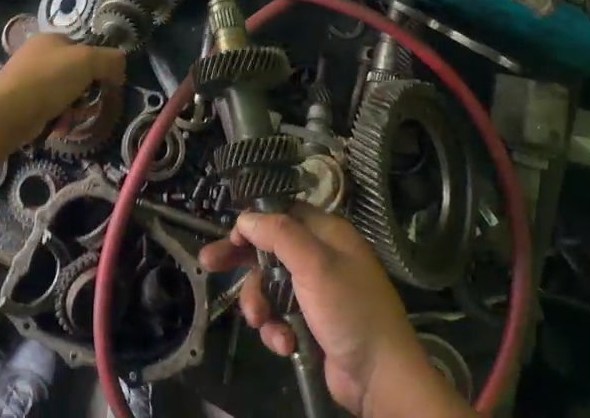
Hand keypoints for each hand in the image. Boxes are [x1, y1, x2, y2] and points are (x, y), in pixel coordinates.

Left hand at [0, 33, 124, 142]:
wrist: (10, 111)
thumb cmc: (49, 79)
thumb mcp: (87, 61)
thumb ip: (110, 59)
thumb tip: (120, 66)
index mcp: (51, 39)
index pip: (84, 48)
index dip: (98, 65)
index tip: (107, 82)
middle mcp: (38, 55)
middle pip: (76, 73)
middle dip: (86, 90)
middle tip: (88, 103)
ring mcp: (29, 78)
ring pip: (66, 93)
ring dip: (74, 106)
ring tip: (73, 116)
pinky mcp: (23, 101)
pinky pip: (52, 107)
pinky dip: (59, 116)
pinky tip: (59, 123)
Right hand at [200, 206, 473, 417]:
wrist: (381, 376)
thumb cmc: (350, 309)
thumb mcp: (314, 264)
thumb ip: (278, 234)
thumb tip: (245, 218)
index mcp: (328, 234)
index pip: (282, 213)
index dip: (254, 222)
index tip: (230, 236)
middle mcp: (322, 257)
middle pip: (270, 250)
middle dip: (242, 263)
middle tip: (208, 264)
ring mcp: (317, 292)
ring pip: (269, 286)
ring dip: (260, 304)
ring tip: (261, 322)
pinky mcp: (313, 323)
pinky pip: (280, 316)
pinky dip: (277, 329)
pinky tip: (284, 343)